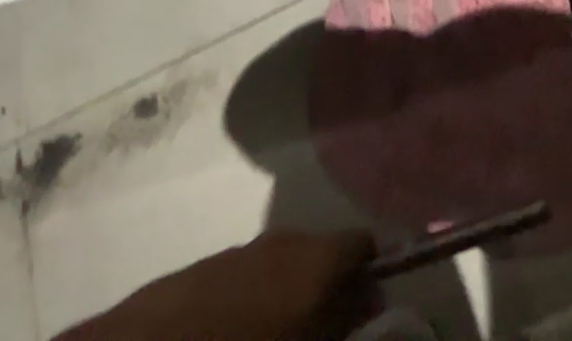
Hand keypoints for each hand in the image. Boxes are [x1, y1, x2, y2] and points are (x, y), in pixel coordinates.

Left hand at [54, 229, 376, 340]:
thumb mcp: (313, 340)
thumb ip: (346, 317)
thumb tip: (369, 296)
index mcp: (319, 256)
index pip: (363, 243)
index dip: (370, 272)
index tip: (366, 308)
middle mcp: (286, 241)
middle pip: (322, 253)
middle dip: (327, 285)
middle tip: (320, 328)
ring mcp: (240, 251)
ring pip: (280, 265)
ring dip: (285, 292)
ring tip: (273, 333)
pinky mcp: (201, 269)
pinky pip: (242, 278)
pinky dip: (248, 299)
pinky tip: (230, 334)